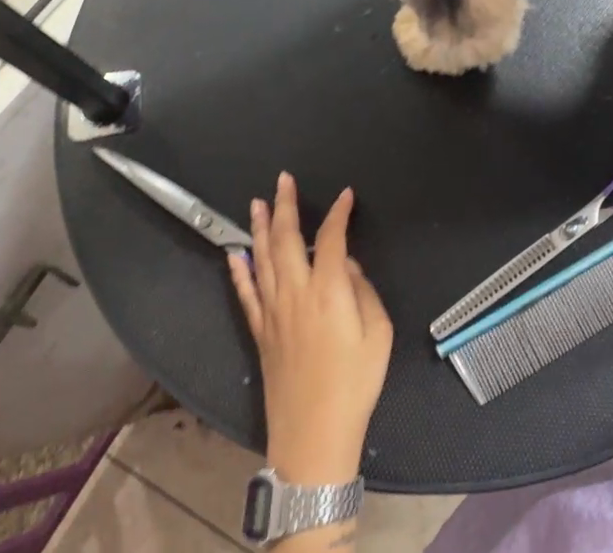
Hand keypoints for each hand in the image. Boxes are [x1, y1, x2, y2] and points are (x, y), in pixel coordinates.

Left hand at [228, 174, 391, 484]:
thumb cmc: (355, 383)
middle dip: (287, 207)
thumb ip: (364, 293)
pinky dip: (239, 270)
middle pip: (287, 240)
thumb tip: (350, 267)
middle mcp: (295, 293)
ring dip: (261, 228)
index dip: (339, 214)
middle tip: (284, 180)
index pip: (332, 239)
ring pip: (262, 259)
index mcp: (329, 291)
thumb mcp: (378, 334)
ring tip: (259, 203)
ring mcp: (272, 312)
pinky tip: (235, 253)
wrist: (313, 432)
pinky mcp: (260, 332)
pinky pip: (245, 293)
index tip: (347, 195)